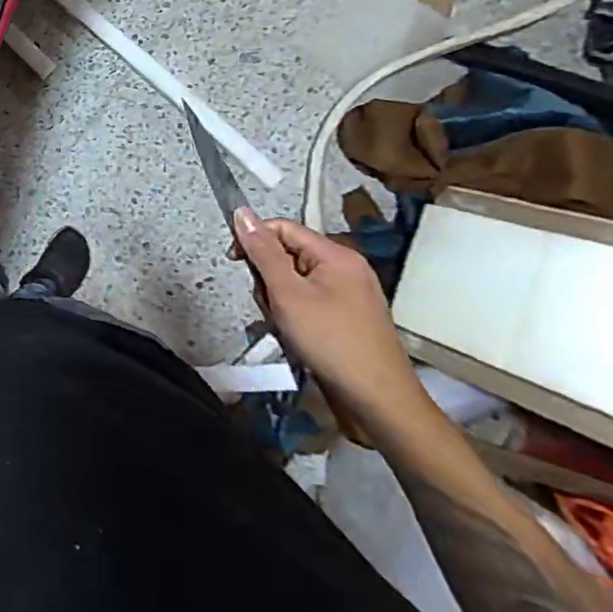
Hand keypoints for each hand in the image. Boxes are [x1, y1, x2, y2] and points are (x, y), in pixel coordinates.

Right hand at [230, 209, 421, 416]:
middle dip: (267, 275)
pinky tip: (295, 332)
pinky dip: (294, 311)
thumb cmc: (330, 341)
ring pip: (295, 278)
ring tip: (283, 322)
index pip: (282, 228)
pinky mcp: (348, 315)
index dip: (253, 239)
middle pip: (288, 253)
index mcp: (336, 255)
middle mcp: (346, 267)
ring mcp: (350, 292)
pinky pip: (309, 298)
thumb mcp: (287, 293)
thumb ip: (262, 251)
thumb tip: (242, 212)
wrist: (378, 400)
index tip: (235, 263)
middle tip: (269, 303)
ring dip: (279, 297)